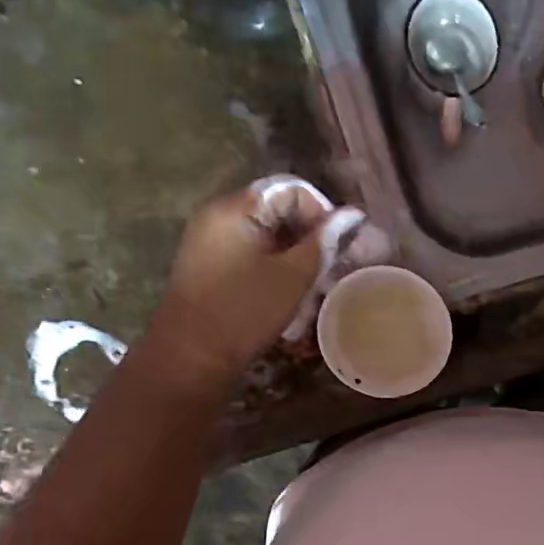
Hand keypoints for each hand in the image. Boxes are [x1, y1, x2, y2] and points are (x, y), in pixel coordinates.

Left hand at [146, 183, 326, 387]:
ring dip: (291, 251)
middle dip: (307, 233)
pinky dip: (271, 263)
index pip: (290, 188)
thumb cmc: (245, 312)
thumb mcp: (293, 276)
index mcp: (235, 207)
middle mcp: (217, 214)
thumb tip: (352, 215)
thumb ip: (323, 241)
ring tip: (310, 281)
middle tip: (327, 265)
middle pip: (275, 207)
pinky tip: (285, 290)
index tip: (337, 245)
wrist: (191, 356)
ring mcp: (208, 239)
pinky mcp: (206, 263)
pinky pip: (247, 250)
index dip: (321, 211)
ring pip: (263, 232)